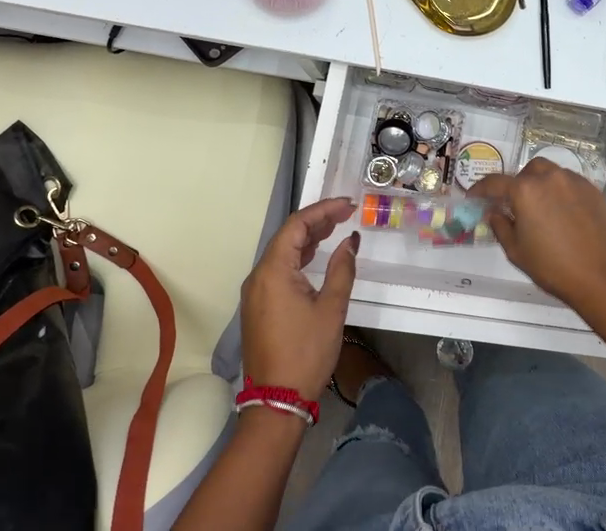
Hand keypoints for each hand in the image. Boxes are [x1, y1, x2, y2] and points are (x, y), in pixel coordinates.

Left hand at [239, 196, 359, 394]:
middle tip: (347, 213)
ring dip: (309, 238)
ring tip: (337, 228)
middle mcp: (258, 277)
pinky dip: (300, 257)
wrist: (277, 400)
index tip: (348, 205)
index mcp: (273, 271)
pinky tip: (318, 256)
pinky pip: (278, 270)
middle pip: (287, 236)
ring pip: (282, 253)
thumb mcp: (332, 308)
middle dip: (317, 221)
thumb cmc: (307, 352)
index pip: (296, 226)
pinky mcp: (259, 306)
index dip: (323, 210)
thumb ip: (342, 269)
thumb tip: (350, 241)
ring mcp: (256, 293)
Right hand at [468, 157, 605, 306]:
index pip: (495, 182)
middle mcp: (550, 178)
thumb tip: (495, 212)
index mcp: (526, 191)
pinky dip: (560, 190)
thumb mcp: (516, 251)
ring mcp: (574, 181)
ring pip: (550, 172)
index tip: (474, 196)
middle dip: (517, 183)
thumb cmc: (552, 267)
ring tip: (540, 207)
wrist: (598, 276)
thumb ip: (501, 226)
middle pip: (527, 171)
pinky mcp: (592, 190)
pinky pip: (569, 182)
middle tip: (514, 205)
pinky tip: (561, 211)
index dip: (480, 189)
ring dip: (540, 183)